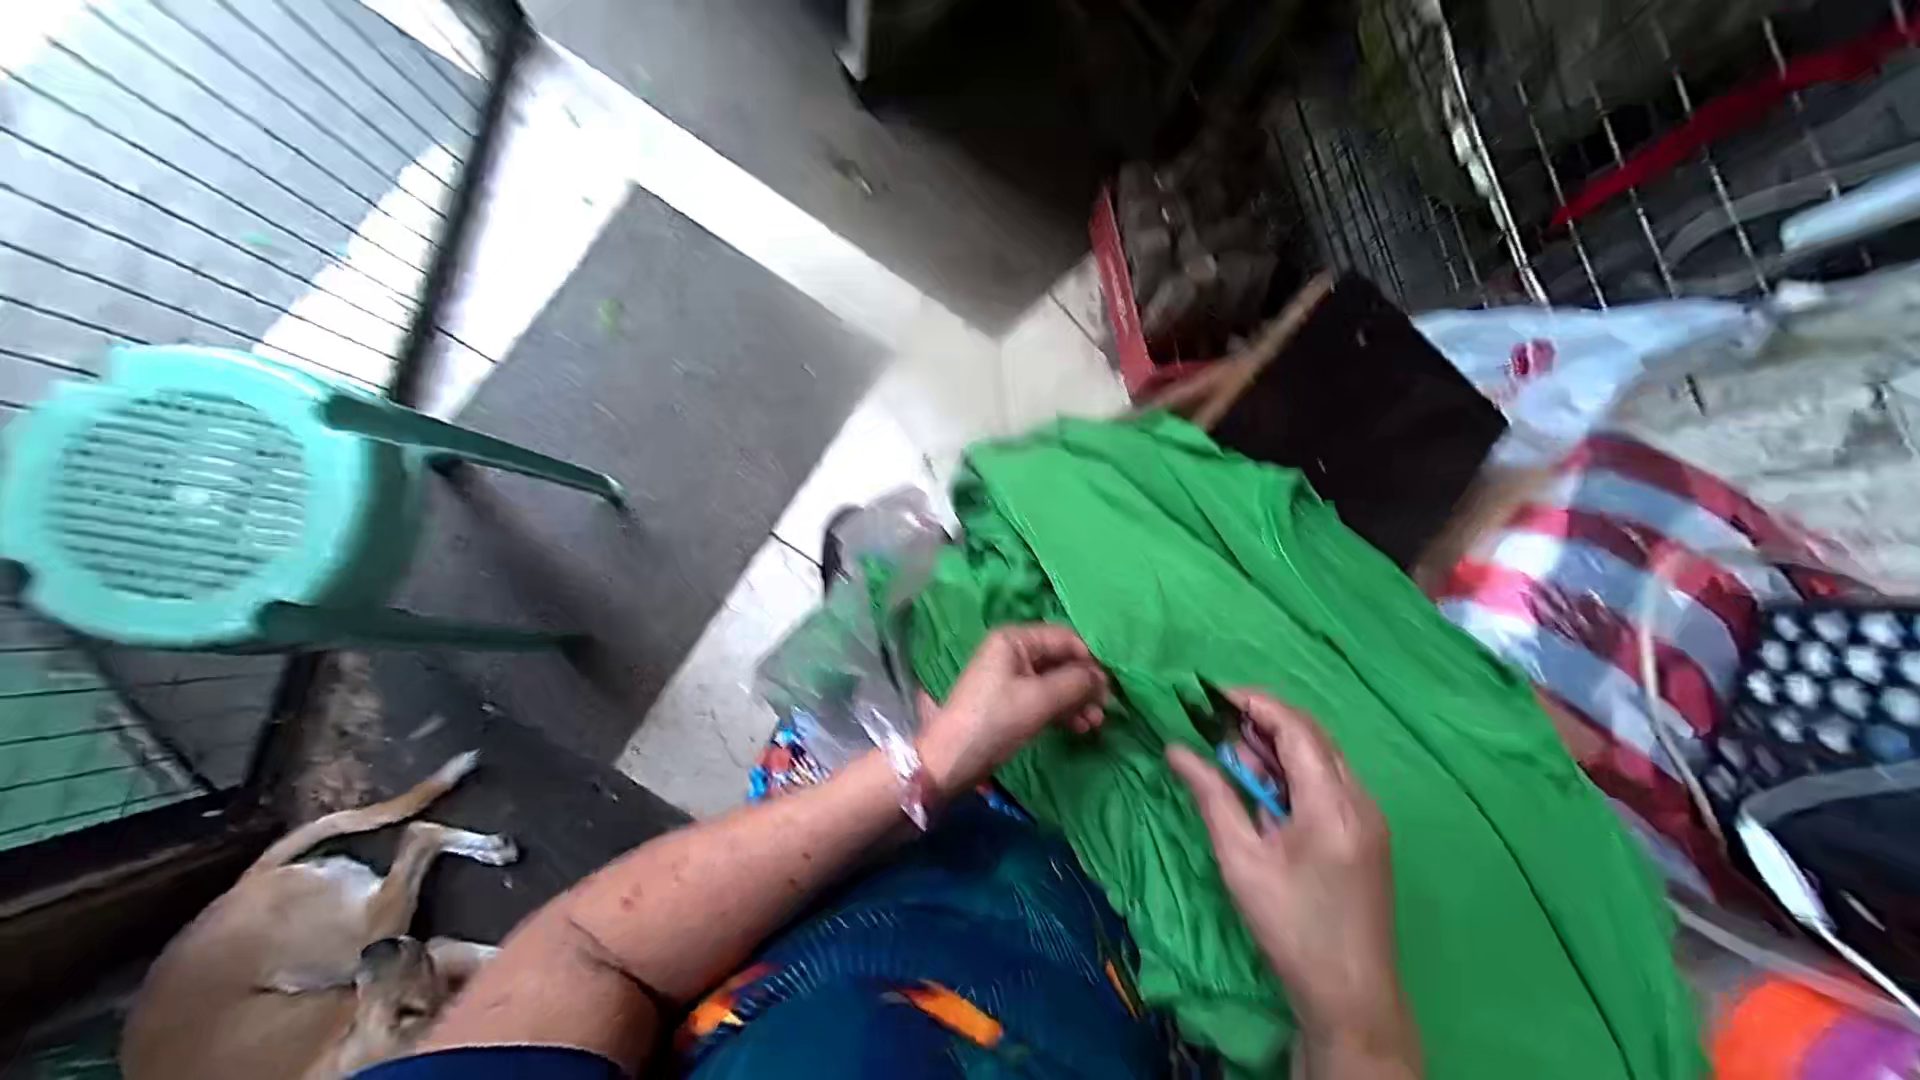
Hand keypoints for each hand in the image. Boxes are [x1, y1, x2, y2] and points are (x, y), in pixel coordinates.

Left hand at [916, 625, 1107, 797]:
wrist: (952, 759)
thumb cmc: (995, 720)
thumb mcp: (1039, 699)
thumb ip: (1075, 682)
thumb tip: (1103, 677)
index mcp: (1014, 639)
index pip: (1065, 637)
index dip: (1091, 658)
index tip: (1112, 684)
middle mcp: (1013, 651)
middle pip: (1062, 659)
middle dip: (1085, 683)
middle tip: (1105, 708)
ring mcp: (1012, 677)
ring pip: (1056, 681)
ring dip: (1078, 700)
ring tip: (1095, 723)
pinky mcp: (1012, 701)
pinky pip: (1046, 697)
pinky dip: (1063, 709)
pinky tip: (1080, 727)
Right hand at [1166, 692, 1416, 1067]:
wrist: (1350, 995)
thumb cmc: (1289, 924)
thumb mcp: (1240, 857)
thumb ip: (1211, 793)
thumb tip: (1175, 748)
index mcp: (1332, 804)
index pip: (1295, 728)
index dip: (1255, 703)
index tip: (1213, 695)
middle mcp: (1359, 800)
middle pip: (1312, 735)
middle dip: (1263, 721)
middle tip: (1217, 728)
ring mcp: (1368, 816)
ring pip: (1321, 755)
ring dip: (1277, 747)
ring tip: (1233, 761)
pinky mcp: (1366, 832)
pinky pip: (1328, 780)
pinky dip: (1293, 771)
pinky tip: (1264, 790)